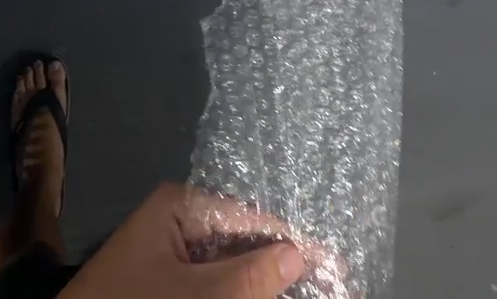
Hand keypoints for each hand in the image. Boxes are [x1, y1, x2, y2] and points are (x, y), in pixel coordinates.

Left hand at [59, 184, 338, 298]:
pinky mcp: (162, 283)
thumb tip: (299, 252)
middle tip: (328, 281)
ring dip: (260, 281)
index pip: (249, 217)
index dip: (292, 241)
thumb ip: (250, 276)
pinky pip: (209, 283)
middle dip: (279, 264)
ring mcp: (167, 255)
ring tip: (304, 287)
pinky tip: (260, 294)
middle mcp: (175, 222)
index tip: (335, 263)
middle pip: (240, 241)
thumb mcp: (199, 296)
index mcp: (179, 207)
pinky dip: (235, 291)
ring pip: (227, 267)